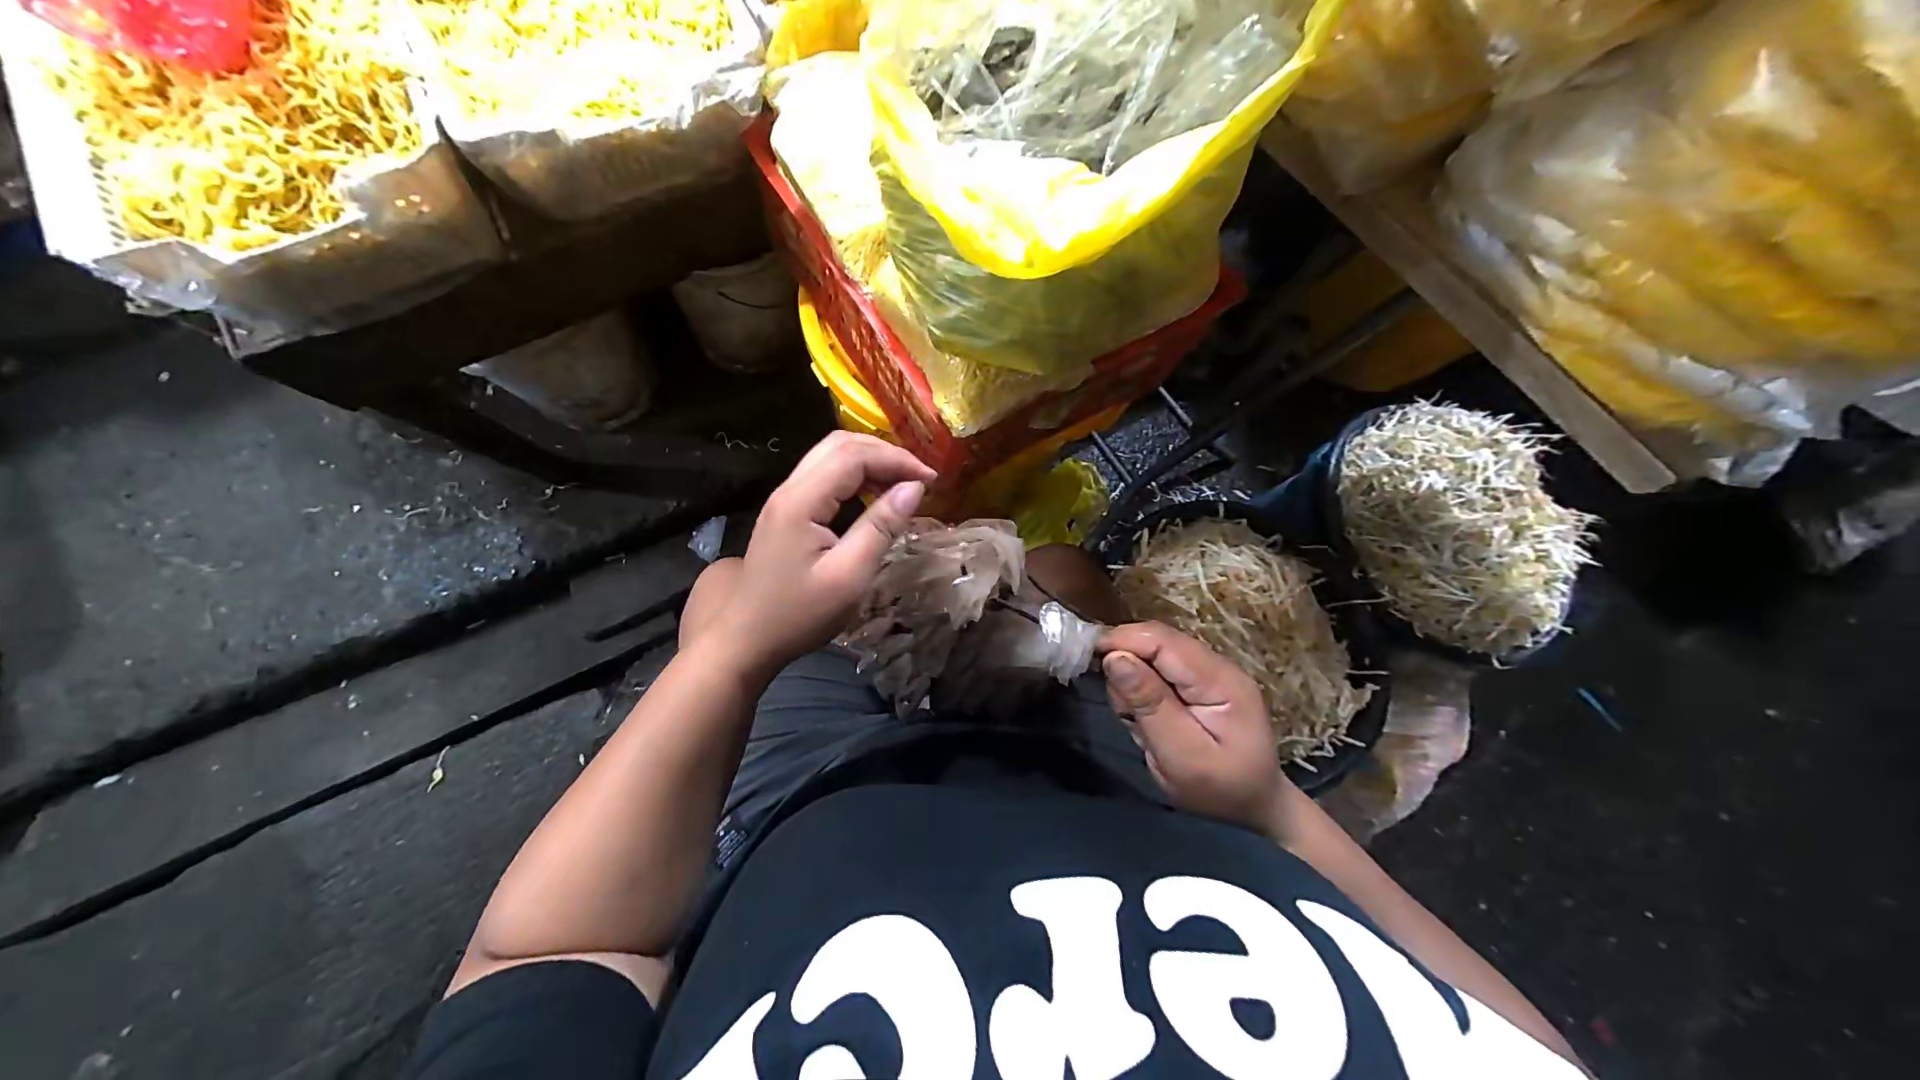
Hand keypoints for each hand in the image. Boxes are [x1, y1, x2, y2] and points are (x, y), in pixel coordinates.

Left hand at [714, 432, 935, 678]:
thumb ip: (881, 527)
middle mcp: (789, 489)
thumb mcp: (849, 576)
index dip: (897, 459)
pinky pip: (824, 476)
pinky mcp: (787, 512)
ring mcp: (785, 499)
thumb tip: (914, 488)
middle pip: (840, 445)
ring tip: (904, 483)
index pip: (854, 456)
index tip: (931, 480)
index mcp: (801, 501)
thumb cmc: (799, 614)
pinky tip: (875, 495)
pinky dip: (855, 476)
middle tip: (920, 477)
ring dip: (870, 461)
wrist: (746, 638)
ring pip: (831, 456)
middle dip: (885, 453)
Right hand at [1098, 621, 1294, 833]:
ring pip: (1153, 653)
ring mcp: (1209, 672)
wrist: (1254, 809)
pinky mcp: (1198, 683)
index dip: (1121, 641)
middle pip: (1156, 641)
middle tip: (1123, 711)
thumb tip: (1115, 658)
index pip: (1162, 640)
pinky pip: (1159, 669)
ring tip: (1138, 721)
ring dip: (1132, 680)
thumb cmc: (1220, 791)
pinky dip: (1142, 688)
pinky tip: (1147, 717)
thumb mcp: (1182, 756)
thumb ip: (1150, 704)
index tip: (1086, 660)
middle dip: (1125, 663)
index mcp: (1220, 680)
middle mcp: (1217, 666)